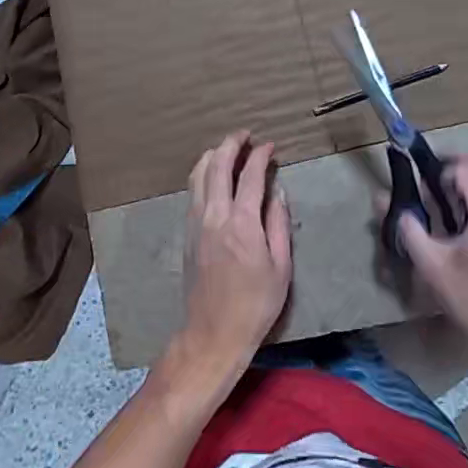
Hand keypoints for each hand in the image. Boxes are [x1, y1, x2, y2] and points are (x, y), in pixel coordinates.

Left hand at [177, 131, 292, 368]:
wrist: (213, 331)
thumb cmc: (256, 304)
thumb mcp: (281, 267)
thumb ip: (279, 225)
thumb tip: (277, 194)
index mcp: (242, 224)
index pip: (249, 176)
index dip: (260, 156)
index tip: (269, 146)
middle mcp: (214, 216)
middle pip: (217, 166)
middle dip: (231, 144)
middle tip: (245, 135)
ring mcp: (195, 223)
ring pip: (198, 175)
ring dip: (213, 155)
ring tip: (227, 148)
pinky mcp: (187, 233)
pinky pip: (193, 192)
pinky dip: (202, 175)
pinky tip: (212, 176)